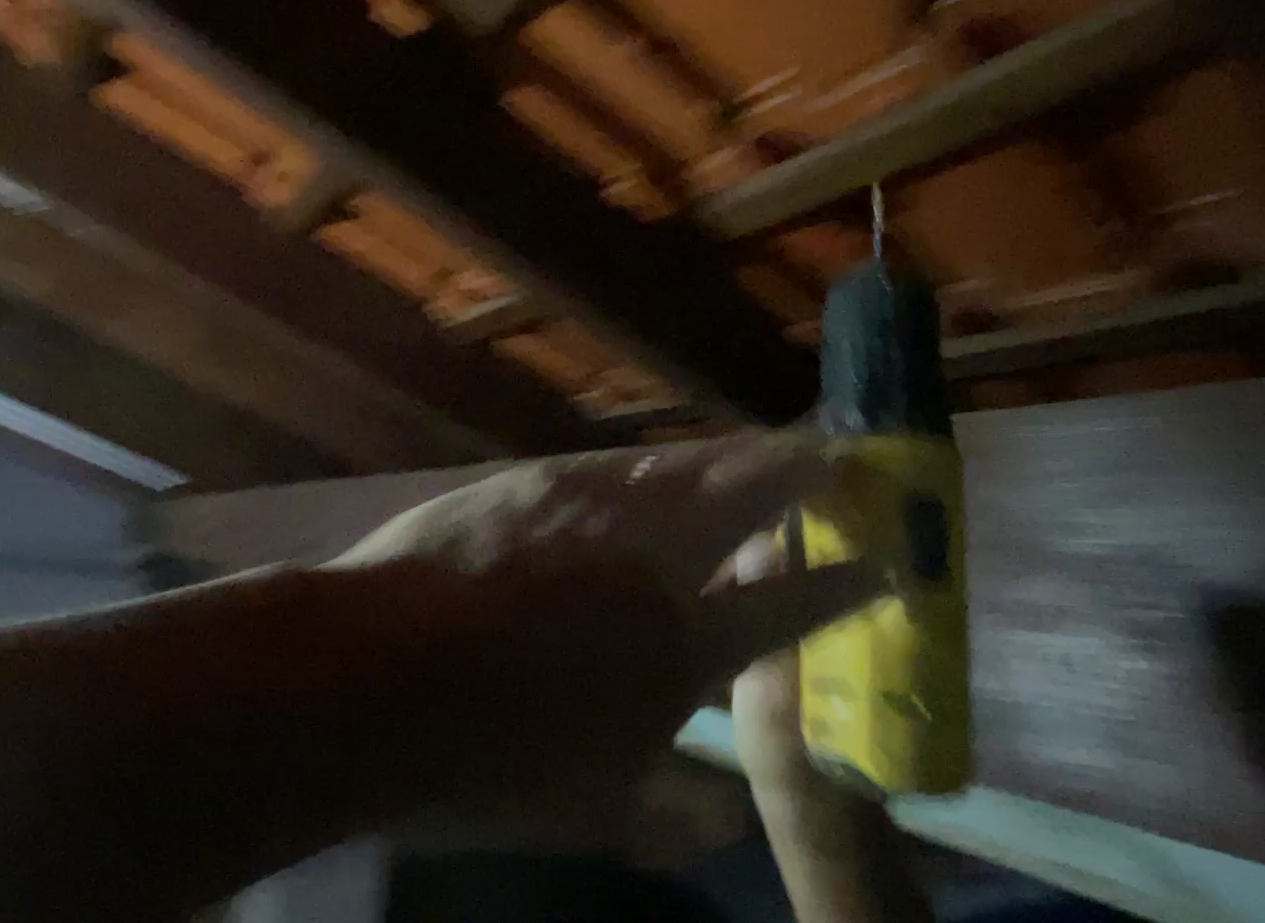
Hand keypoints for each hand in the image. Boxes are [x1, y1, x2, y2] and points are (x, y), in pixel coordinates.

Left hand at [325, 433, 885, 815]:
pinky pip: (611, 463)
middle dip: (802, 476)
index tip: (881, 564)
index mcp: (684, 645)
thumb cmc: (493, 758)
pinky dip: (649, 462)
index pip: (787, 607)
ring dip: (731, 455)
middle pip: (748, 501)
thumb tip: (719, 819)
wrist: (383, 672)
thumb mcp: (594, 813)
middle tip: (838, 452)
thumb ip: (671, 817)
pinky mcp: (533, 483)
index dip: (841, 585)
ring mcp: (591, 508)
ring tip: (763, 445)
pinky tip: (653, 462)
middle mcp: (654, 560)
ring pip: (684, 467)